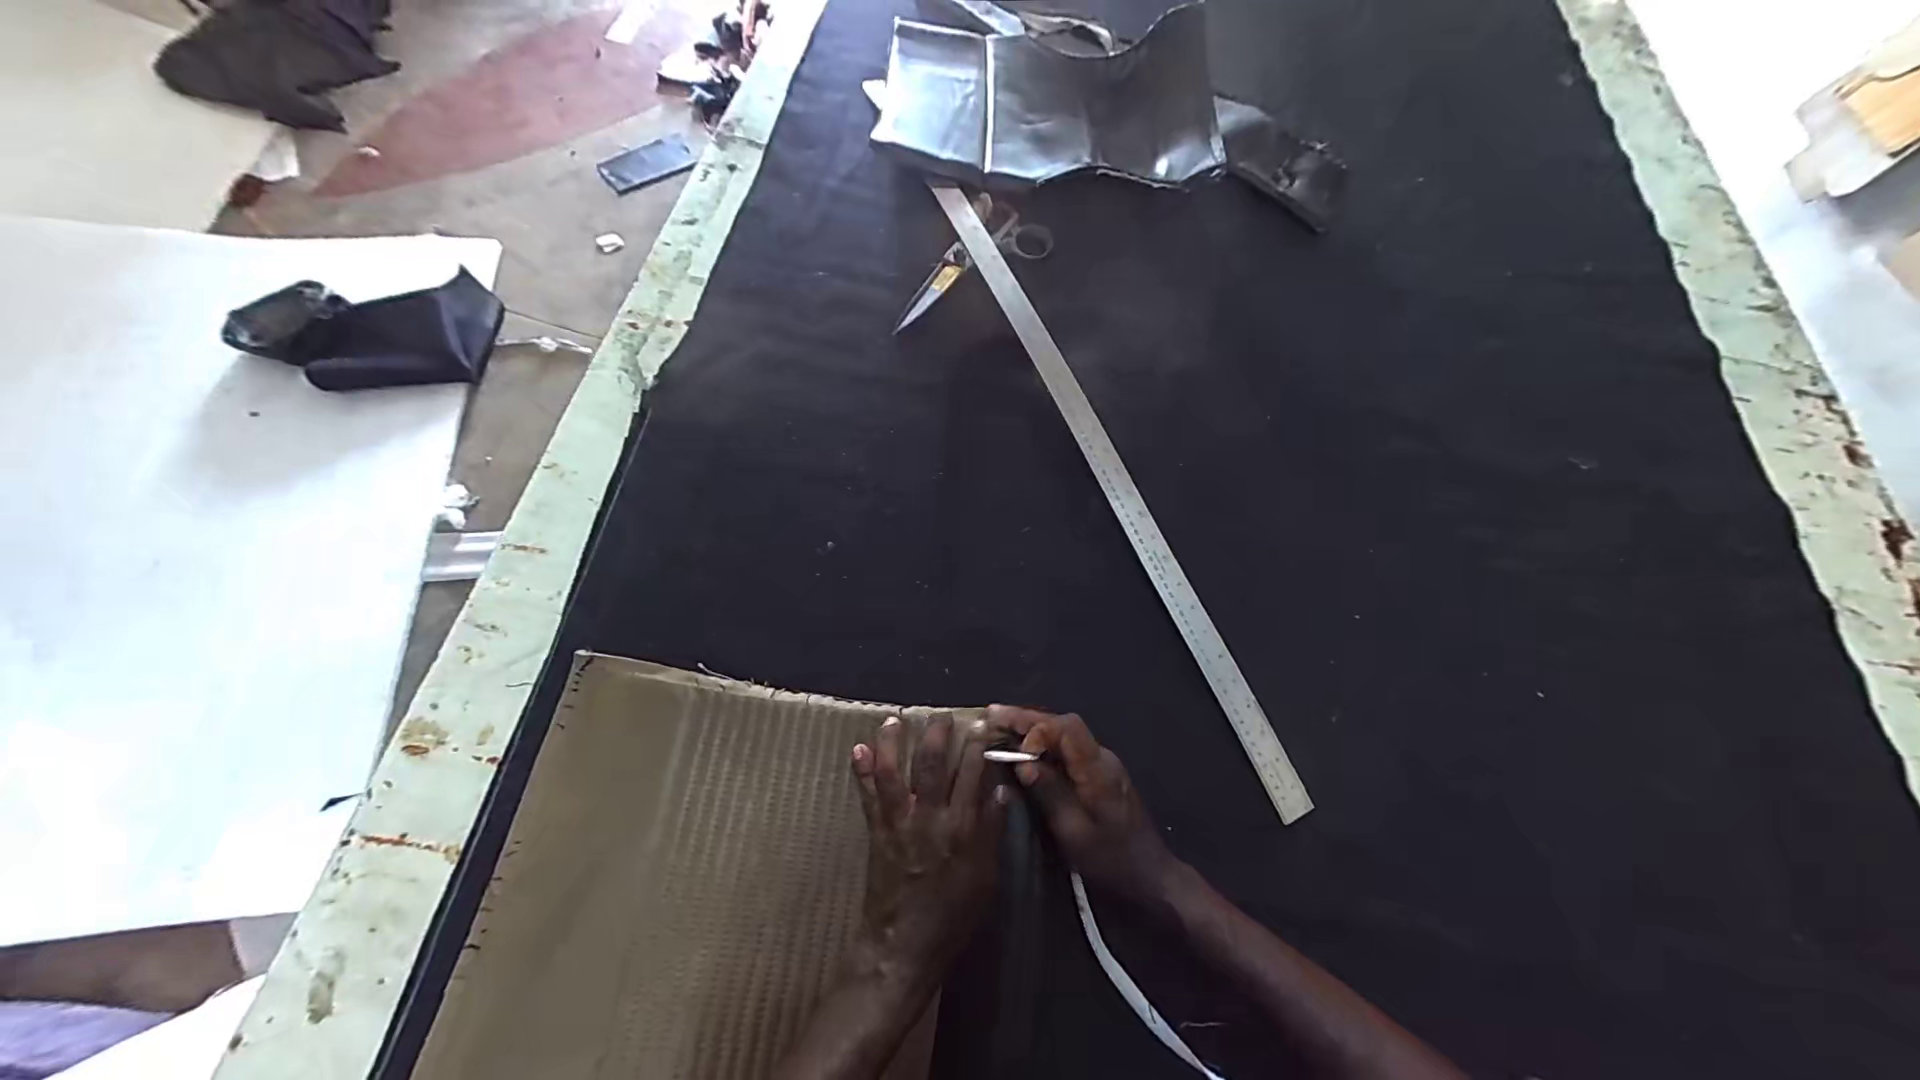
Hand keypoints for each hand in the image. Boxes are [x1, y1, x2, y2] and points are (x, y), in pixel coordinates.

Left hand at [850, 714, 1007, 985]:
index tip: (979, 723)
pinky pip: (867, 795)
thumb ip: (992, 832)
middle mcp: (929, 817)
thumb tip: (1002, 791)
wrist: (904, 946)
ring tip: (893, 719)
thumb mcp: (986, 878)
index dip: (976, 745)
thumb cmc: (953, 915)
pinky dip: (861, 771)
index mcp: (961, 828)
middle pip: (932, 764)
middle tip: (941, 715)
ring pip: (893, 772)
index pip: (971, 774)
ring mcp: (899, 822)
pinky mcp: (876, 832)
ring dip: (891, 742)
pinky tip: (857, 748)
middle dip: (936, 734)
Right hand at [988, 705, 1180, 904]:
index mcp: (1097, 768)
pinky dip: (1044, 743)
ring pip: (1065, 734)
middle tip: (992, 715)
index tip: (1015, 747)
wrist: (1150, 876)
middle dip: (1027, 719)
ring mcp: (1103, 764)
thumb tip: (1022, 762)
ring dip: (1034, 728)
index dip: (1037, 728)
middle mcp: (1101, 757)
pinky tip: (1026, 749)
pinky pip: (1069, 749)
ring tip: (1001, 726)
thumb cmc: (1111, 858)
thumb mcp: (1074, 832)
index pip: (1067, 727)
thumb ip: (1049, 793)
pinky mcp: (1100, 775)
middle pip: (1064, 724)